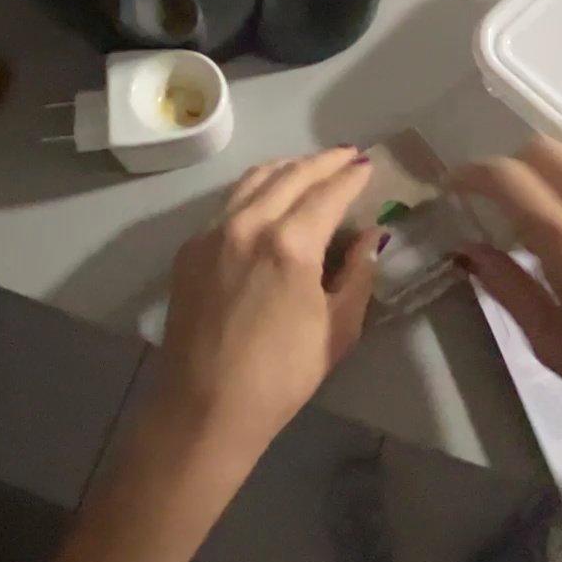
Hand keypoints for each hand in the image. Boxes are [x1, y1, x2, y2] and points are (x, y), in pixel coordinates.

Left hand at [155, 148, 381, 460]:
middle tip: (347, 155)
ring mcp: (213, 231)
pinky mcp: (191, 245)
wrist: (203, 406)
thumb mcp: (337, 329)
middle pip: (292, 174)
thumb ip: (358, 275)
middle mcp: (249, 223)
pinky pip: (230, 200)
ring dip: (289, 167)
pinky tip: (269, 196)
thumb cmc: (281, 376)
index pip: (329, 192)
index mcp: (290, 244)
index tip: (368, 164)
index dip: (352, 175)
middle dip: (324, 161)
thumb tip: (370, 238)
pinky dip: (257, 187)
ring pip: (255, 179)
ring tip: (311, 167)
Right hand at [452, 138, 561, 461]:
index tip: (456, 187)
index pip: (509, 178)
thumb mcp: (552, 343)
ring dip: (551, 177)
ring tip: (543, 221)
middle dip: (511, 165)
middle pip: (546, 150)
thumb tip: (468, 250)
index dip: (473, 174)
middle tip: (497, 202)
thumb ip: (507, 286)